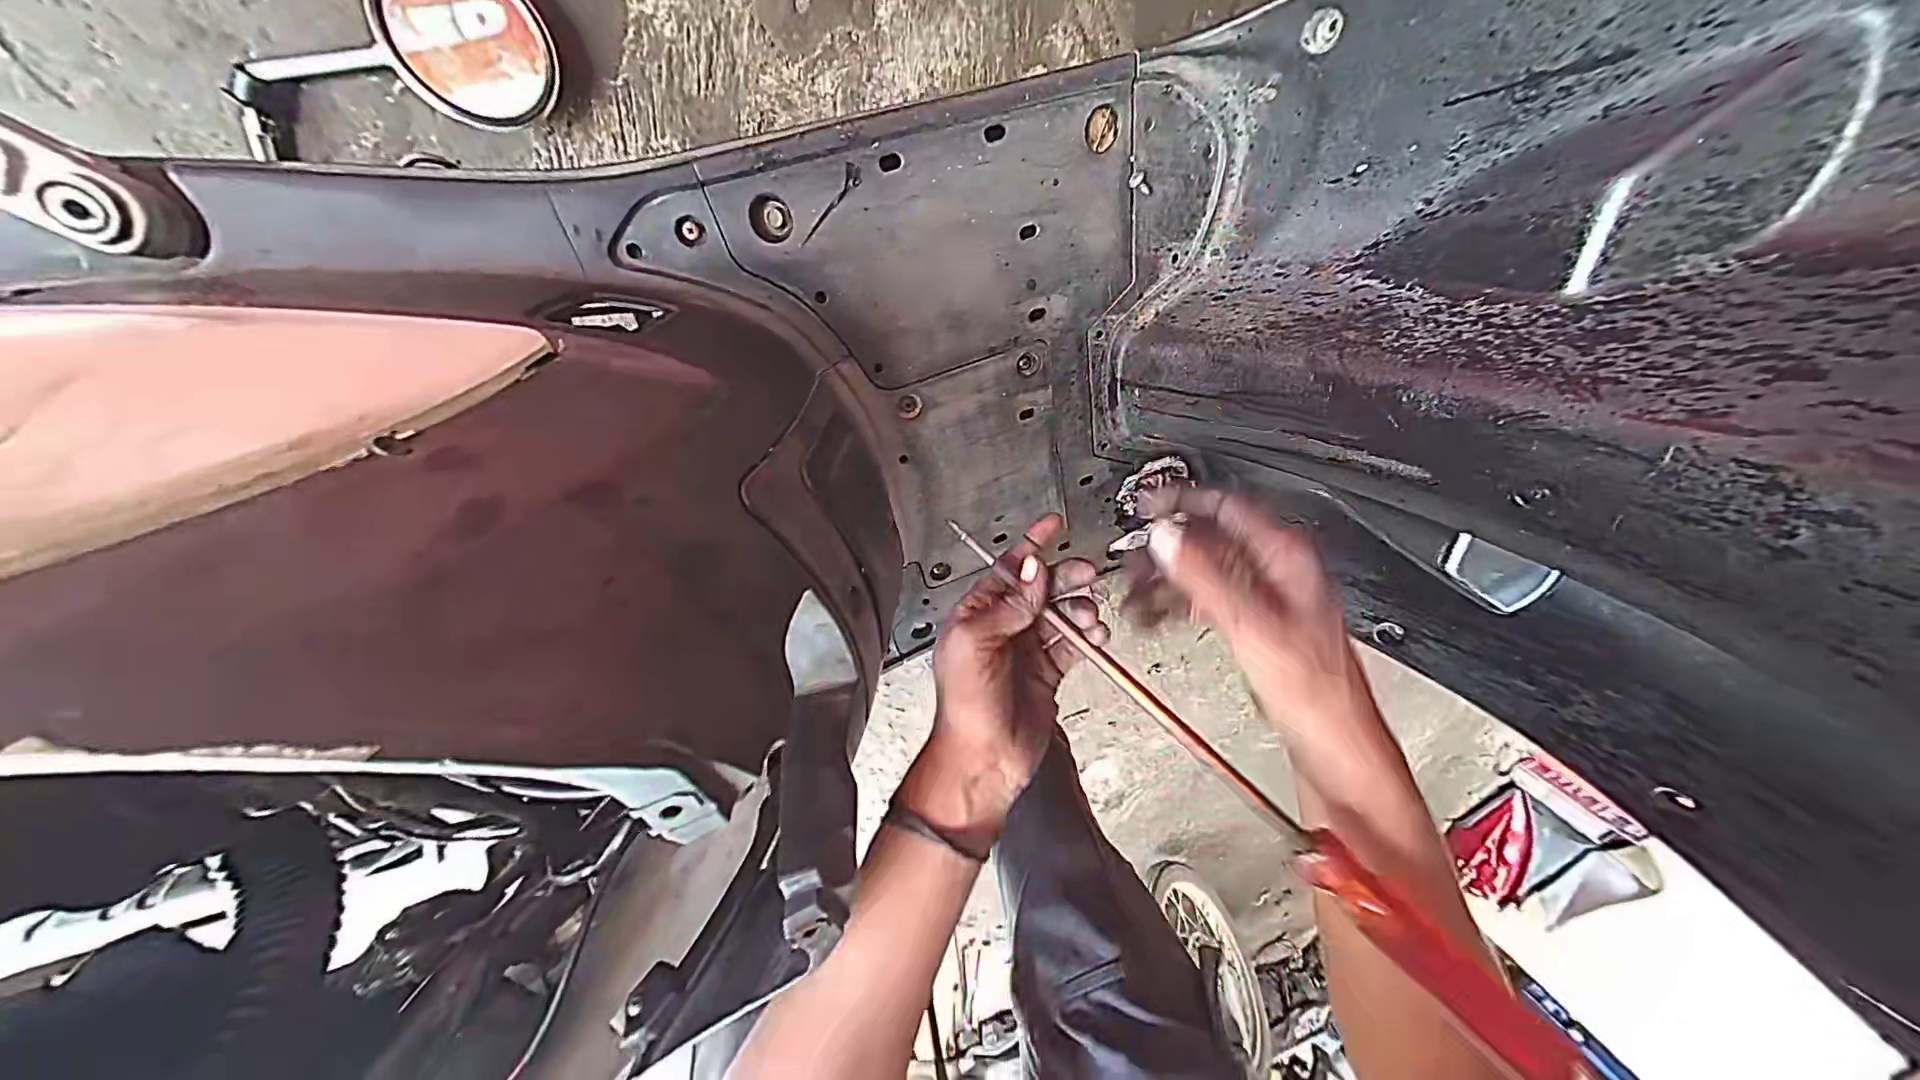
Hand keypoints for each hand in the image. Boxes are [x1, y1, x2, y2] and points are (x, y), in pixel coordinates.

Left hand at [898, 513, 1106, 842]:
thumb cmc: (966, 705)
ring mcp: (1027, 648)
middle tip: (1085, 573)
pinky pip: (1073, 643)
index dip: (1031, 544)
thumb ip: (1007, 605)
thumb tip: (1031, 570)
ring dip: (1079, 608)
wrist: (984, 757)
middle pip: (1041, 588)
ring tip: (1088, 614)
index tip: (1052, 525)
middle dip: (1064, 576)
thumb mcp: (976, 644)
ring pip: (1061, 613)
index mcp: (978, 614)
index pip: (1008, 569)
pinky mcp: (1048, 671)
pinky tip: (1095, 634)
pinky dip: (1087, 635)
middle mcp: (1003, 627)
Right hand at [1135, 489, 1365, 737]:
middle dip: (1165, 548)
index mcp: (1286, 559)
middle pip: (1209, 540)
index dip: (1183, 500)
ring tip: (1135, 593)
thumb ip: (1204, 577)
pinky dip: (1178, 604)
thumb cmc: (1318, 695)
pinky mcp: (1254, 628)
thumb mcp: (1251, 627)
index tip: (1149, 504)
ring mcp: (1265, 601)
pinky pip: (1206, 601)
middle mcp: (1277, 574)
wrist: (1337, 749)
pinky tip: (1157, 616)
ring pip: (1204, 571)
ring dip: (1166, 579)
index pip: (1226, 508)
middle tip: (1132, 558)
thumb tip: (1165, 538)